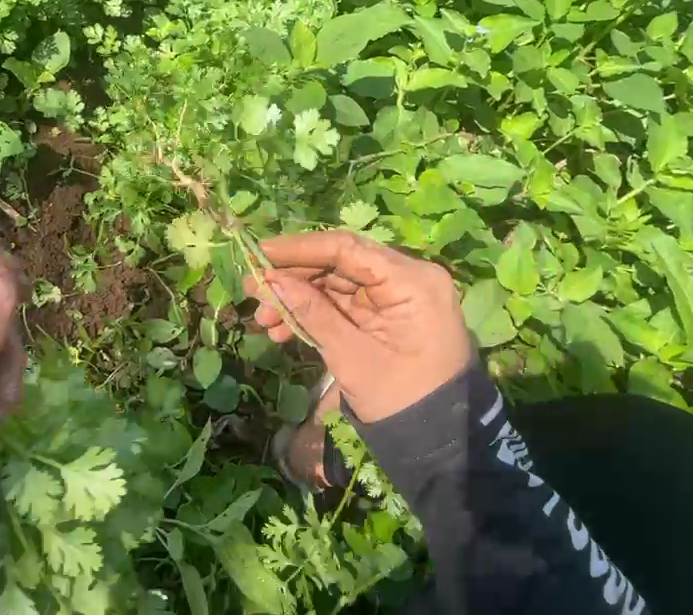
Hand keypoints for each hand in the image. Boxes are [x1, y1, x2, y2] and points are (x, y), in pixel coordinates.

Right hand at [248, 230, 474, 422]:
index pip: (347, 248)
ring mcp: (395, 296)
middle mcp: (406, 278)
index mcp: (412, 282)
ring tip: (263, 319)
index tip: (259, 254)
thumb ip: (312, 312)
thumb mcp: (353, 356)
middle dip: (292, 278)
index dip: (298, 248)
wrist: (440, 444)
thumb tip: (271, 281)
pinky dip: (312, 313)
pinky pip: (341, 302)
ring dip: (296, 298)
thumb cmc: (402, 399)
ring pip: (333, 282)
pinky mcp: (384, 313)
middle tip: (252, 290)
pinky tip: (282, 329)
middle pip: (337, 263)